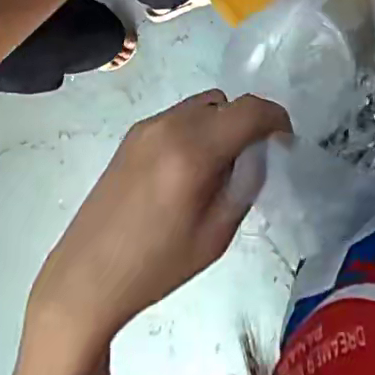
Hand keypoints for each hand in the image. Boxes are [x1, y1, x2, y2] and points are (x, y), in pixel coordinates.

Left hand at [28, 91, 289, 348]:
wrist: (89, 272)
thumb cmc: (157, 264)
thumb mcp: (216, 235)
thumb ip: (244, 185)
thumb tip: (256, 154)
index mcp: (193, 150)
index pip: (248, 109)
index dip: (275, 118)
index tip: (285, 142)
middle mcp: (169, 125)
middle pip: (224, 102)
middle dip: (246, 123)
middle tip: (250, 163)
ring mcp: (146, 126)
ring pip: (199, 106)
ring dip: (219, 125)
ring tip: (216, 170)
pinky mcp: (131, 134)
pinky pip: (177, 117)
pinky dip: (194, 130)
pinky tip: (187, 172)